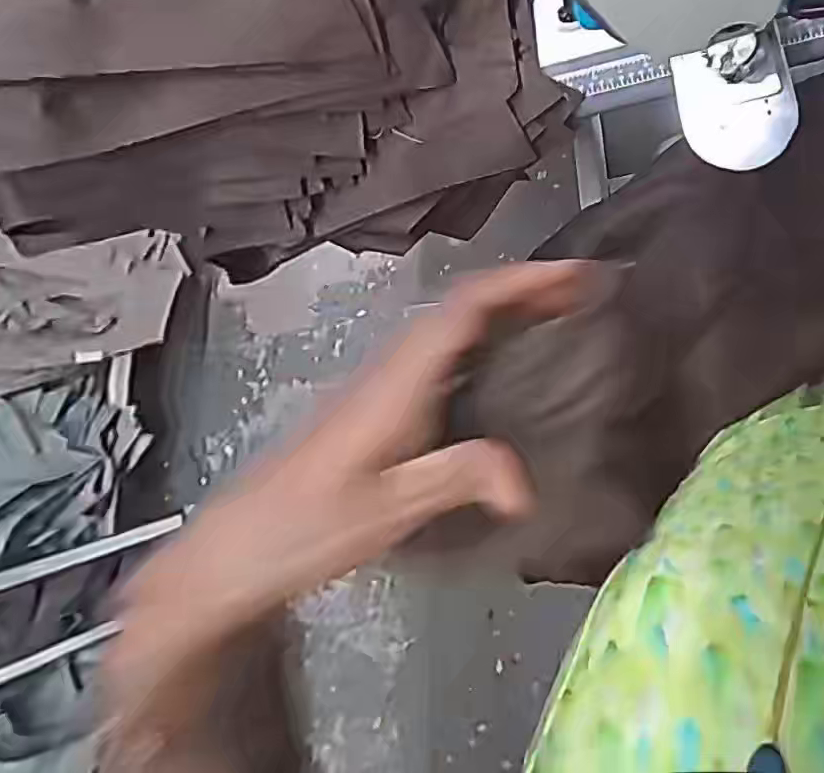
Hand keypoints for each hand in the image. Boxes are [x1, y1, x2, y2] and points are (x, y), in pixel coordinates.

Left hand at [102, 262, 593, 754]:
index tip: (572, 274)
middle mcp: (399, 363)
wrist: (237, 549)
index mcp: (401, 378)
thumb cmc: (305, 527)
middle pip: (469, 300)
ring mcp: (394, 375)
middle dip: (530, 284)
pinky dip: (495, 329)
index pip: (467, 306)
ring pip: (462, 317)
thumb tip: (527, 485)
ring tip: (566, 306)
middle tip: (586, 285)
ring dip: (514, 302)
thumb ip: (457, 479)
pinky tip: (518, 349)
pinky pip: (455, 342)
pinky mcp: (393, 394)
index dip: (522, 282)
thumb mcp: (386, 509)